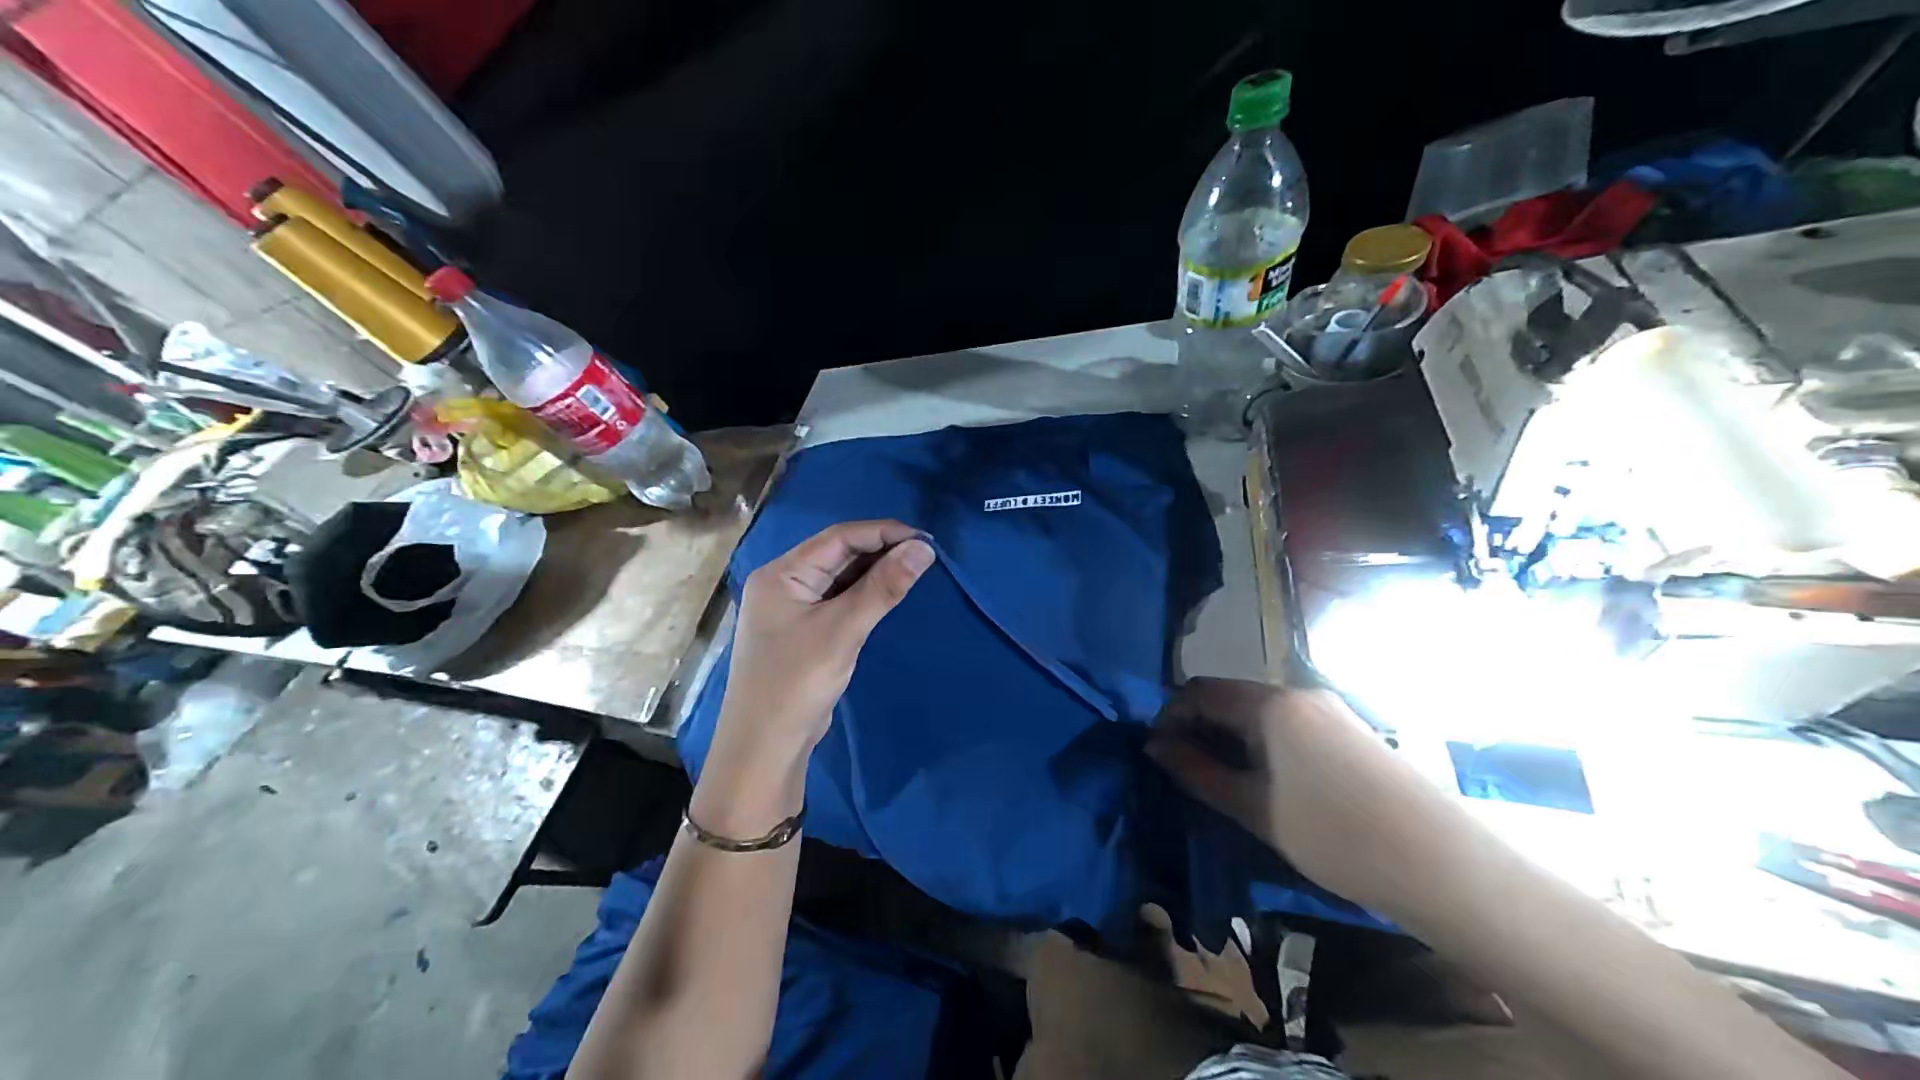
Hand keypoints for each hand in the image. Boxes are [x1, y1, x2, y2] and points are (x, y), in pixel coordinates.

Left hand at [698, 521, 934, 831]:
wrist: (765, 746)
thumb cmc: (797, 683)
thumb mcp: (843, 631)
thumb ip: (883, 587)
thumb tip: (923, 549)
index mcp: (781, 574)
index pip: (838, 538)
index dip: (882, 532)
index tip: (924, 538)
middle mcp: (782, 584)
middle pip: (837, 554)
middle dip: (881, 550)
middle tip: (925, 554)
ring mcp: (791, 609)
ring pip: (839, 577)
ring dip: (874, 572)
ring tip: (915, 569)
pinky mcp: (802, 631)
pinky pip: (837, 600)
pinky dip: (864, 594)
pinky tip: (889, 594)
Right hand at [1147, 678, 1372, 846]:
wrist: (1443, 865)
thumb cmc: (1334, 834)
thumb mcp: (1254, 808)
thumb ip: (1198, 772)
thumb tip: (1155, 746)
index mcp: (1272, 703)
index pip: (1200, 691)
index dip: (1170, 717)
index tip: (1157, 754)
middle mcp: (1300, 693)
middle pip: (1231, 698)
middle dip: (1200, 729)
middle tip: (1185, 772)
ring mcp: (1332, 709)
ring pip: (1261, 713)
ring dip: (1231, 738)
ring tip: (1222, 782)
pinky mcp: (1352, 732)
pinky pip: (1290, 725)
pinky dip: (1263, 744)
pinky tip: (1268, 782)